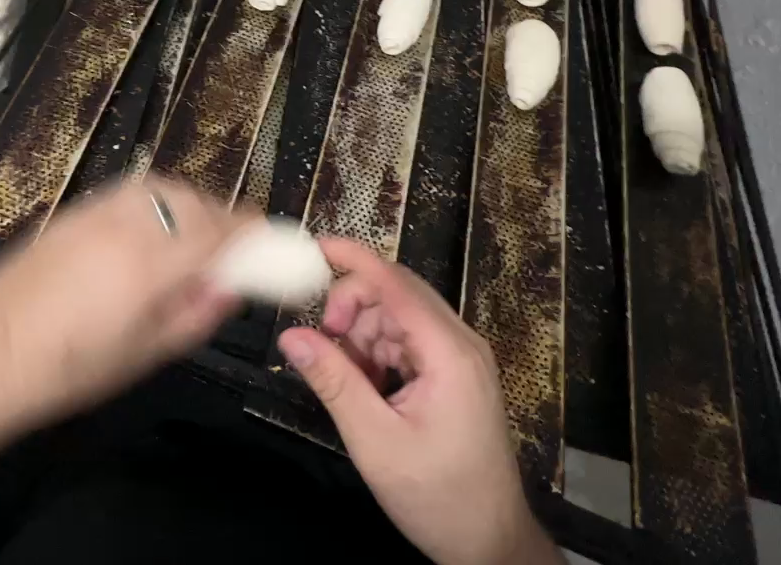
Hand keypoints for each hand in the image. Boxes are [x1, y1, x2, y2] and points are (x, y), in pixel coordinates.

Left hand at [0, 178, 245, 436]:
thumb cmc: (70, 371)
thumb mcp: (144, 355)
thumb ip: (195, 314)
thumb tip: (232, 285)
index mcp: (149, 264)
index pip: (217, 232)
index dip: (250, 233)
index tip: (270, 240)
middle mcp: (125, 225)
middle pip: (191, 202)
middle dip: (222, 216)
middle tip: (235, 243)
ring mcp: (94, 212)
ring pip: (160, 188)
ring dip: (189, 202)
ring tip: (197, 231)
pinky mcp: (71, 212)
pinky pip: (128, 193)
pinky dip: (156, 201)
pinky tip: (154, 227)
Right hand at [277, 239, 558, 564]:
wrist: (490, 546)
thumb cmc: (438, 497)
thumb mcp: (375, 441)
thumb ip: (333, 381)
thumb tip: (290, 336)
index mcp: (448, 353)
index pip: (395, 283)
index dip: (353, 258)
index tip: (314, 246)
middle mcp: (459, 343)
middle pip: (395, 293)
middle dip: (350, 306)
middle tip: (323, 340)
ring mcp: (459, 357)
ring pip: (396, 316)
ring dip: (362, 334)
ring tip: (349, 379)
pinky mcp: (453, 373)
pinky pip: (406, 340)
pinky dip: (378, 353)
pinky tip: (367, 386)